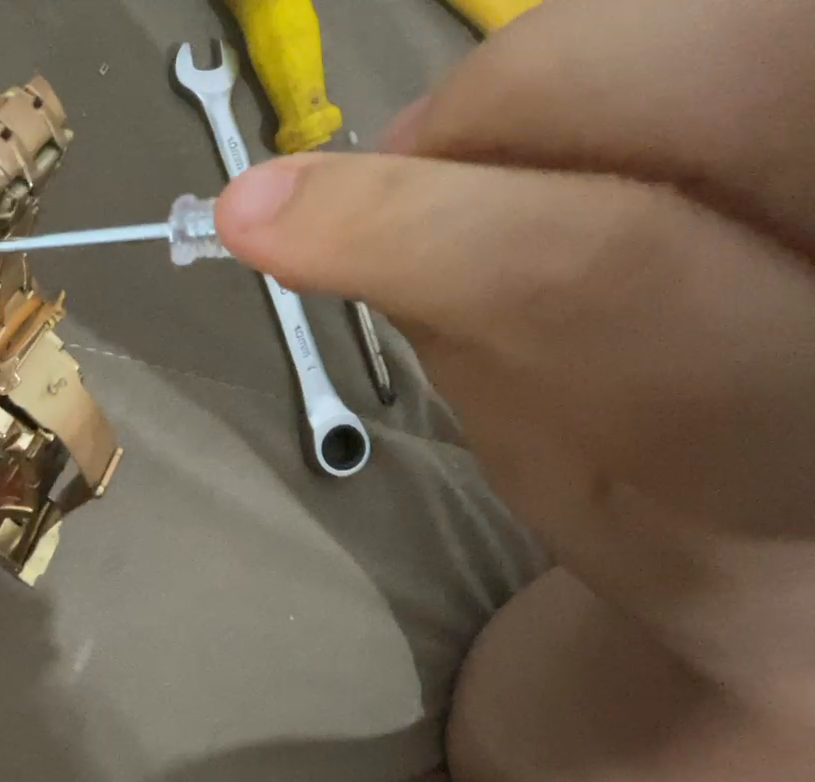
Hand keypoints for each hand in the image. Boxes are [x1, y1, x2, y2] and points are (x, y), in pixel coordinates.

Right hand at [215, 0, 814, 706]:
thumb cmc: (660, 504)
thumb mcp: (536, 457)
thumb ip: (459, 324)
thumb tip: (342, 208)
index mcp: (774, 428)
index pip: (585, 271)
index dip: (402, 221)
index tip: (247, 214)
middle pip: (721, 66)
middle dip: (498, 101)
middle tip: (411, 175)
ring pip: (727, 18)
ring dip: (554, 78)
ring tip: (506, 165)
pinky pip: (729, 29)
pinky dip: (615, 64)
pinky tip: (594, 137)